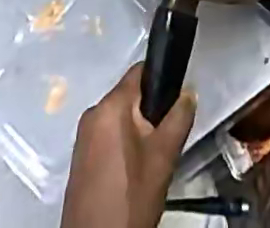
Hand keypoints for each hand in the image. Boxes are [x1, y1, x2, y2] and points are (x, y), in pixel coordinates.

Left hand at [60, 64, 195, 227]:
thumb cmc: (131, 195)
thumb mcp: (163, 157)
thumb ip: (178, 118)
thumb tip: (188, 91)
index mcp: (109, 106)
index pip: (138, 72)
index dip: (161, 77)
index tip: (177, 95)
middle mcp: (92, 113)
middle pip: (129, 96)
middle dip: (150, 111)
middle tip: (168, 136)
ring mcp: (83, 135)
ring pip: (119, 117)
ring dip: (138, 129)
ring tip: (155, 155)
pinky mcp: (81, 155)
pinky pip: (108, 134)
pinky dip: (124, 143)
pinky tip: (136, 167)